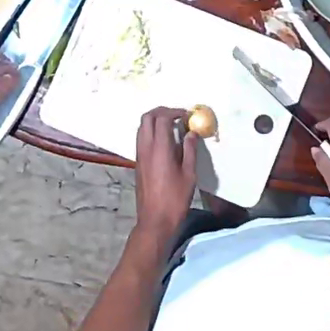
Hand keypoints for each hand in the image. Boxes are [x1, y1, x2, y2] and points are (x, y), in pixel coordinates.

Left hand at [132, 106, 198, 248]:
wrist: (155, 220)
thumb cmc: (175, 198)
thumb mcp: (189, 174)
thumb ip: (190, 150)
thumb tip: (191, 133)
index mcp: (159, 148)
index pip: (162, 118)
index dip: (175, 112)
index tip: (187, 115)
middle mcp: (146, 148)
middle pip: (147, 117)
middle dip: (162, 111)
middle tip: (178, 115)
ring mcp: (139, 155)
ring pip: (142, 127)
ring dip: (155, 120)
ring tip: (172, 126)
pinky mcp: (138, 162)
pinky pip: (141, 138)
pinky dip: (152, 131)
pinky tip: (166, 141)